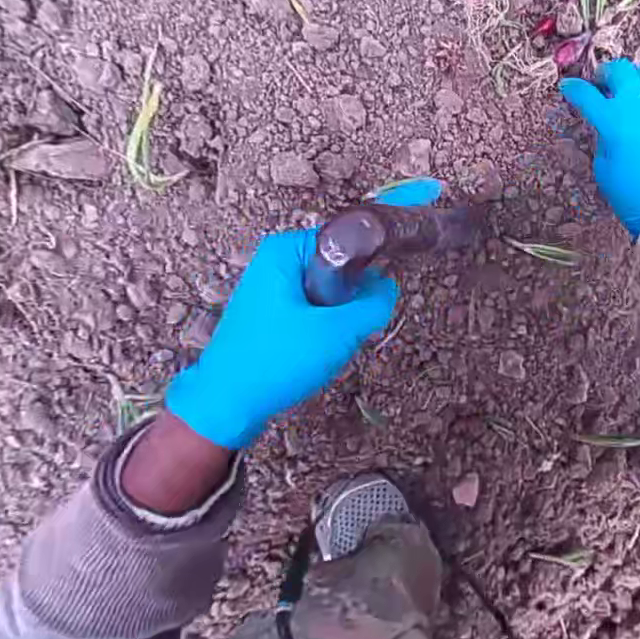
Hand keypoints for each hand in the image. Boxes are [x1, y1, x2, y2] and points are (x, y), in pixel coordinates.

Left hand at [164, 178, 441, 447]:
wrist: (225, 406)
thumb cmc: (276, 361)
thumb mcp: (337, 332)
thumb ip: (373, 303)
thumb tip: (387, 287)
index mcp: (287, 250)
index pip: (348, 231)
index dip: (382, 240)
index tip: (414, 232)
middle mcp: (278, 259)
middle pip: (342, 261)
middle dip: (360, 289)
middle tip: (362, 320)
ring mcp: (273, 285)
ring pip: (332, 286)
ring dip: (346, 309)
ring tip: (339, 339)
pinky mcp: (274, 310)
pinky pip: (318, 303)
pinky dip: (331, 320)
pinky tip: (326, 347)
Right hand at [558, 57, 639, 236]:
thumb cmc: (634, 195)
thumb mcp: (604, 168)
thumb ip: (602, 138)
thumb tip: (605, 125)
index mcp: (613, 121)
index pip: (586, 94)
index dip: (574, 89)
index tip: (570, 89)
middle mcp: (639, 106)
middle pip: (619, 71)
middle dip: (605, 74)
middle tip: (602, 83)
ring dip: (633, 79)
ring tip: (629, 91)